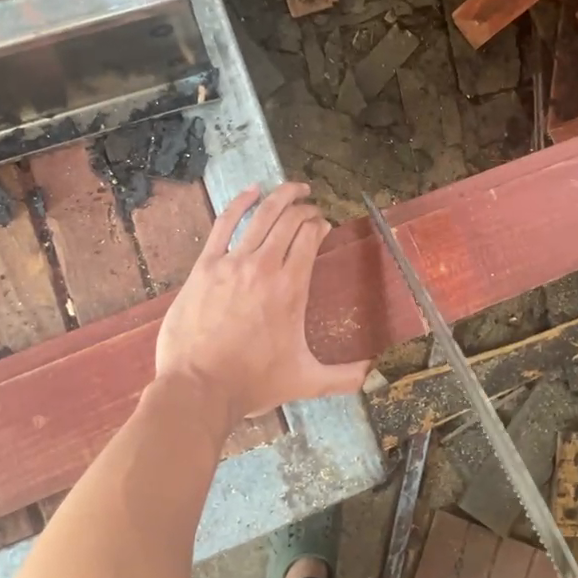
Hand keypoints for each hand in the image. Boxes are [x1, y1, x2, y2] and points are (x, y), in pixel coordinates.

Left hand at [154, 183, 370, 427]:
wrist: (199, 388)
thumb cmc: (253, 384)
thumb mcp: (307, 381)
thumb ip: (345, 377)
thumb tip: (378, 377)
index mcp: (292, 288)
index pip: (310, 237)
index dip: (320, 224)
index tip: (323, 225)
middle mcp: (265, 267)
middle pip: (290, 220)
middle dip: (305, 208)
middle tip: (311, 209)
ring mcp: (232, 263)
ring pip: (262, 215)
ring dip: (281, 196)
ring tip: (293, 188)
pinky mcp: (205, 267)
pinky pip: (224, 224)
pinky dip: (240, 203)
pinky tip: (252, 190)